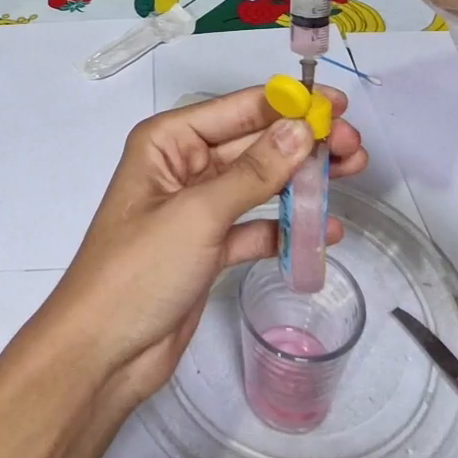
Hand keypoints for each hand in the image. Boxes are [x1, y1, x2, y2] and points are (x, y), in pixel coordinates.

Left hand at [42, 86, 365, 405]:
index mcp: (168, 141)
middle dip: (304, 143)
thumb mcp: (198, 214)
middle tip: (355, 148)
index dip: (289, 103)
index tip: (338, 105)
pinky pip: (257, 226)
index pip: (238, 109)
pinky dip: (288, 227)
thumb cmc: (138, 270)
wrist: (103, 355)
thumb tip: (303, 128)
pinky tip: (325, 231)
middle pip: (255, 144)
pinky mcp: (209, 247)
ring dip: (303, 181)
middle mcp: (184, 166)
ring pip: (260, 183)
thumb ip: (255, 171)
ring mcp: (198, 208)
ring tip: (353, 175)